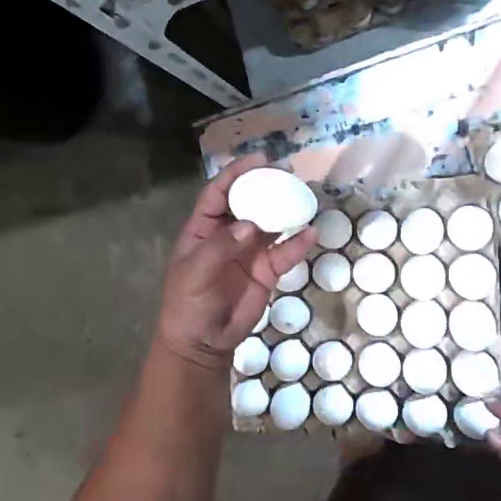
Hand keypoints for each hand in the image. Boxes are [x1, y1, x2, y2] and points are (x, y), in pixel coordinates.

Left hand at [155, 155, 318, 370]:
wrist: (203, 341)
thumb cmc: (188, 303)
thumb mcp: (195, 273)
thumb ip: (220, 247)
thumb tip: (251, 226)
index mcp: (203, 228)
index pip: (219, 193)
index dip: (236, 174)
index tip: (258, 160)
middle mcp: (229, 234)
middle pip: (249, 202)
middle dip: (267, 185)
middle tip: (289, 171)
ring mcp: (250, 252)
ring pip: (272, 224)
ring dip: (287, 210)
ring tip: (306, 195)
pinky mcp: (267, 271)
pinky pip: (286, 253)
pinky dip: (299, 243)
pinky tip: (312, 233)